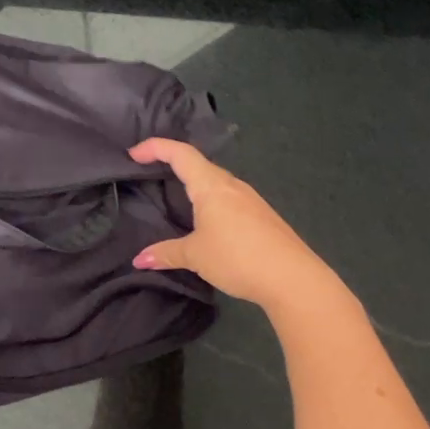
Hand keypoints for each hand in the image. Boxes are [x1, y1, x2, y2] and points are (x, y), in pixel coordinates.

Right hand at [127, 138, 343, 314]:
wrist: (296, 281)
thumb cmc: (239, 258)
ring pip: (216, 181)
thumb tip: (139, 260)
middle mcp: (232, 186)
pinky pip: (228, 198)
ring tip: (173, 196)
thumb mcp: (194, 256)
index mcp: (211, 186)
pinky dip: (209, 199)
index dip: (155, 147)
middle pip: (198, 164)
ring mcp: (251, 201)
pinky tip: (205, 220)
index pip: (180, 153)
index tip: (133, 154)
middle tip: (148, 173)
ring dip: (192, 182)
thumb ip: (165, 253)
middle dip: (172, 163)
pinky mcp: (263, 217)